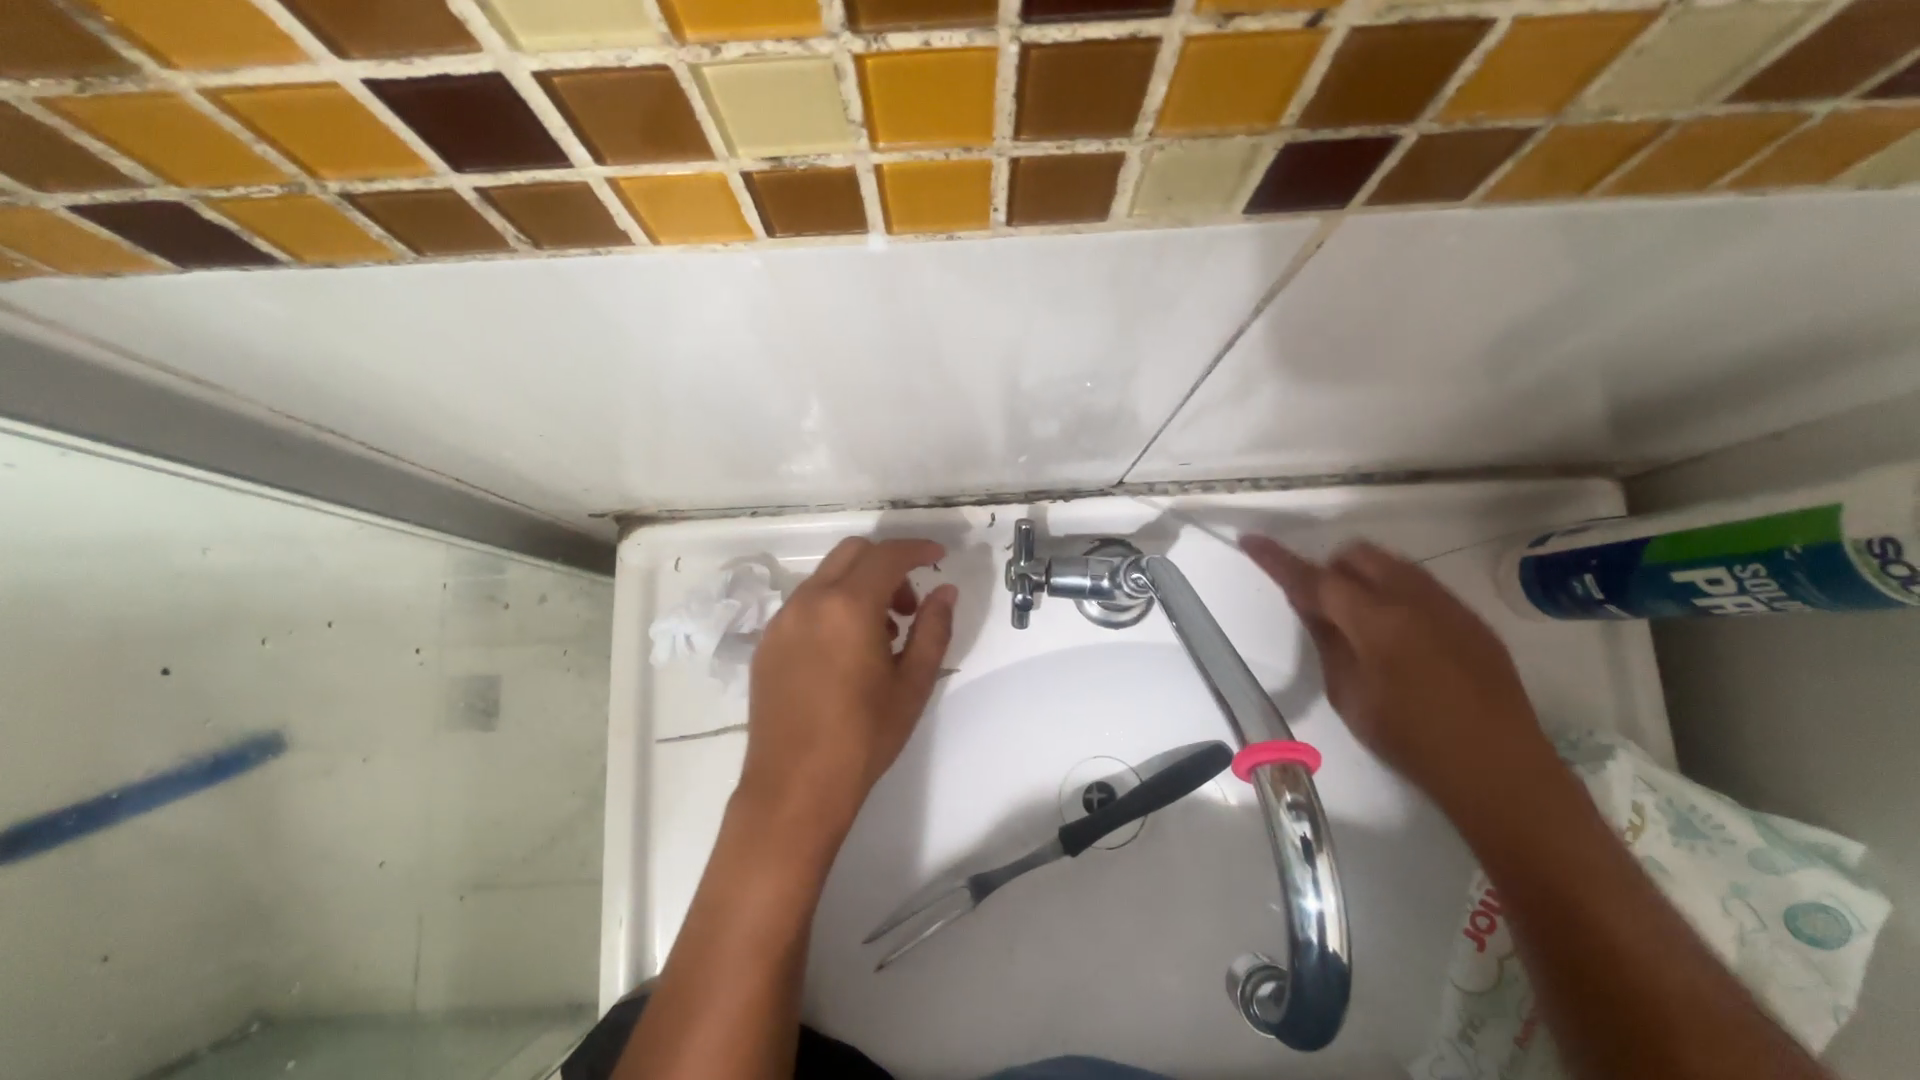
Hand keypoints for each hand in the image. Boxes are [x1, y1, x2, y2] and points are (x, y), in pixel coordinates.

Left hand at [740, 538, 957, 835]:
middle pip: (852, 554)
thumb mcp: (912, 684)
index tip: (940, 557)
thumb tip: (945, 591)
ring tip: (881, 636)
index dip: (918, 549)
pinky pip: (805, 605)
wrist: (795, 786)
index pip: (887, 555)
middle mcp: (809, 602)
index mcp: (848, 606)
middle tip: (910, 606)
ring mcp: (781, 621)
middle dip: (888, 565)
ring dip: (859, 587)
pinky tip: (846, 652)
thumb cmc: (864, 737)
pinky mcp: (767, 644)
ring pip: (826, 578)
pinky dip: (832, 607)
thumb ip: (933, 629)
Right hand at [1239, 535, 1558, 811]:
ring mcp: (1448, 605)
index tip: (1252, 541)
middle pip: (1358, 555)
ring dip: (1365, 578)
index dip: (1278, 559)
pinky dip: (1397, 594)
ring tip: (1361, 623)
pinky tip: (1402, 639)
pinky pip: (1422, 585)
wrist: (1497, 765)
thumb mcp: (1349, 696)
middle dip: (1330, 569)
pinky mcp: (1471, 618)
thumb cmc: (1409, 739)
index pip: (1314, 578)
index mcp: (1374, 621)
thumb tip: (1311, 606)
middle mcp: (1412, 599)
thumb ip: (1327, 642)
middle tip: (1321, 607)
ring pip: (1392, 564)